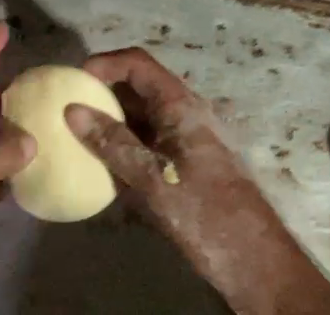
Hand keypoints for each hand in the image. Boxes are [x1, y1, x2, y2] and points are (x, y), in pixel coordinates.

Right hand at [67, 48, 329, 314]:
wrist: (259, 267)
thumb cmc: (208, 215)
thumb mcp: (154, 180)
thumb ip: (112, 144)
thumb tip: (71, 110)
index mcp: (181, 106)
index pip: (138, 63)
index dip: (104, 64)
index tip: (74, 82)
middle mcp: (185, 115)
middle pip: (138, 87)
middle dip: (103, 93)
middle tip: (69, 109)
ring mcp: (188, 141)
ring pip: (142, 118)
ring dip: (112, 122)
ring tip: (79, 138)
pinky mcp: (188, 168)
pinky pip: (149, 144)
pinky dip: (125, 148)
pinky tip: (105, 170)